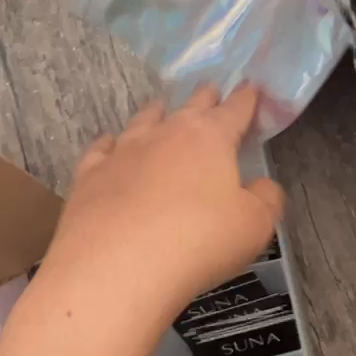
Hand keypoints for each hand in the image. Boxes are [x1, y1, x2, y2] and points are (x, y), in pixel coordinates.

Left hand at [46, 85, 285, 313]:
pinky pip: (102, 149)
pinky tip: (110, 146)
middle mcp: (166, 133)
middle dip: (205, 98)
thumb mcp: (255, 225)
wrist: (114, 268)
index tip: (251, 87)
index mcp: (211, 137)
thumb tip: (261, 185)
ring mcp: (124, 151)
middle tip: (211, 92)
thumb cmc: (197, 242)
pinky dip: (110, 144)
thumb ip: (266, 198)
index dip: (246, 98)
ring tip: (161, 109)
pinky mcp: (90, 176)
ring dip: (157, 113)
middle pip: (190, 106)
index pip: (235, 109)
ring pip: (144, 120)